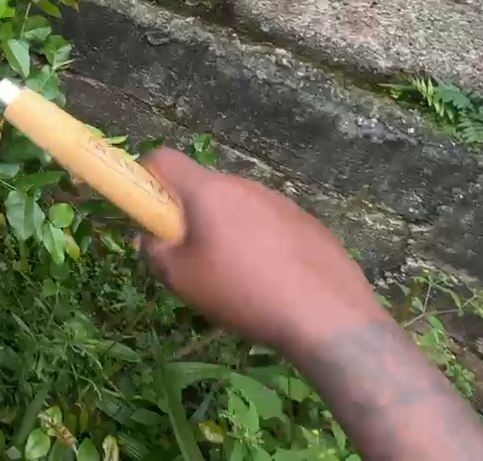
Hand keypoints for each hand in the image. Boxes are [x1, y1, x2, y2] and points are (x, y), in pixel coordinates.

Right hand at [138, 149, 386, 354]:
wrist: (335, 325)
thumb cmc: (244, 293)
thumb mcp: (180, 279)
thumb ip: (152, 251)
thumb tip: (148, 238)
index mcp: (208, 190)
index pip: (163, 158)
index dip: (148, 176)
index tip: (151, 209)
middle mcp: (244, 186)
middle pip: (202, 184)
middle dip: (190, 210)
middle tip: (194, 250)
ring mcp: (283, 203)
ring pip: (239, 204)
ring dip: (228, 225)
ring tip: (239, 272)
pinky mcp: (313, 226)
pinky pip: (272, 223)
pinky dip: (264, 241)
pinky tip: (276, 279)